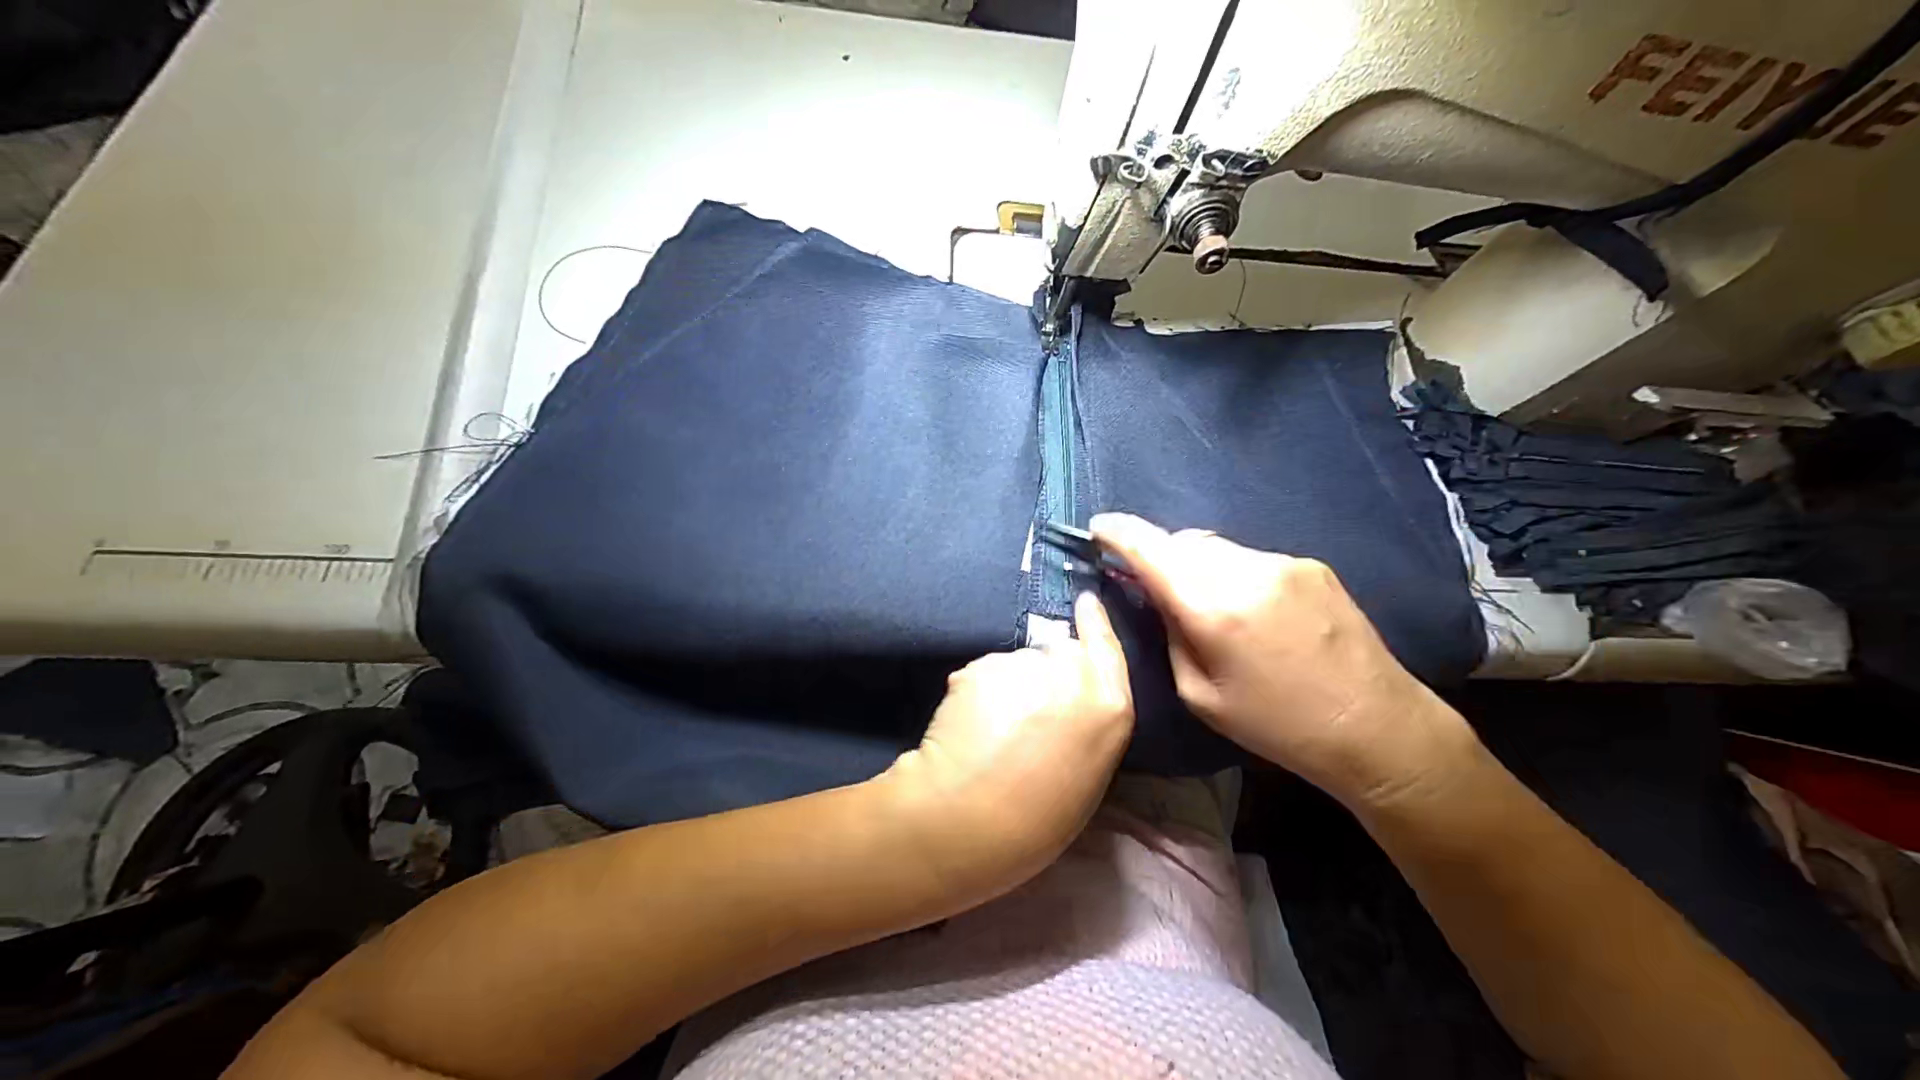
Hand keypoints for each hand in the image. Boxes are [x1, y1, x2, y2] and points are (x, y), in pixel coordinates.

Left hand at [880, 591, 1133, 897]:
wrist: (970, 821)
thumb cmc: (1039, 821)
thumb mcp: (1088, 775)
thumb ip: (1086, 723)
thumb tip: (1068, 706)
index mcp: (1110, 706)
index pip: (1107, 647)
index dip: (1096, 623)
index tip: (1087, 602)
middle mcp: (1071, 673)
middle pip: (1059, 652)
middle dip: (1044, 671)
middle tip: (1024, 717)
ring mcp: (1023, 666)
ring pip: (1016, 664)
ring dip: (1007, 686)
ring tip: (991, 731)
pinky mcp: (980, 667)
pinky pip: (980, 675)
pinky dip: (974, 694)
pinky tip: (964, 728)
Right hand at [1091, 512, 1477, 808]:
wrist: (1374, 725)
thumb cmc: (1276, 724)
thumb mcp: (1199, 693)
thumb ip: (1169, 632)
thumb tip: (1154, 593)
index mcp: (1214, 608)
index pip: (1150, 548)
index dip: (1118, 533)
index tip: (1098, 528)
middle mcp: (1247, 571)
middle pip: (1182, 541)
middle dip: (1159, 554)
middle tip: (1152, 585)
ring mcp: (1284, 563)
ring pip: (1216, 547)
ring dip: (1196, 564)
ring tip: (1206, 604)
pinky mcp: (1311, 565)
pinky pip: (1250, 557)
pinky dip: (1232, 572)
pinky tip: (1250, 611)